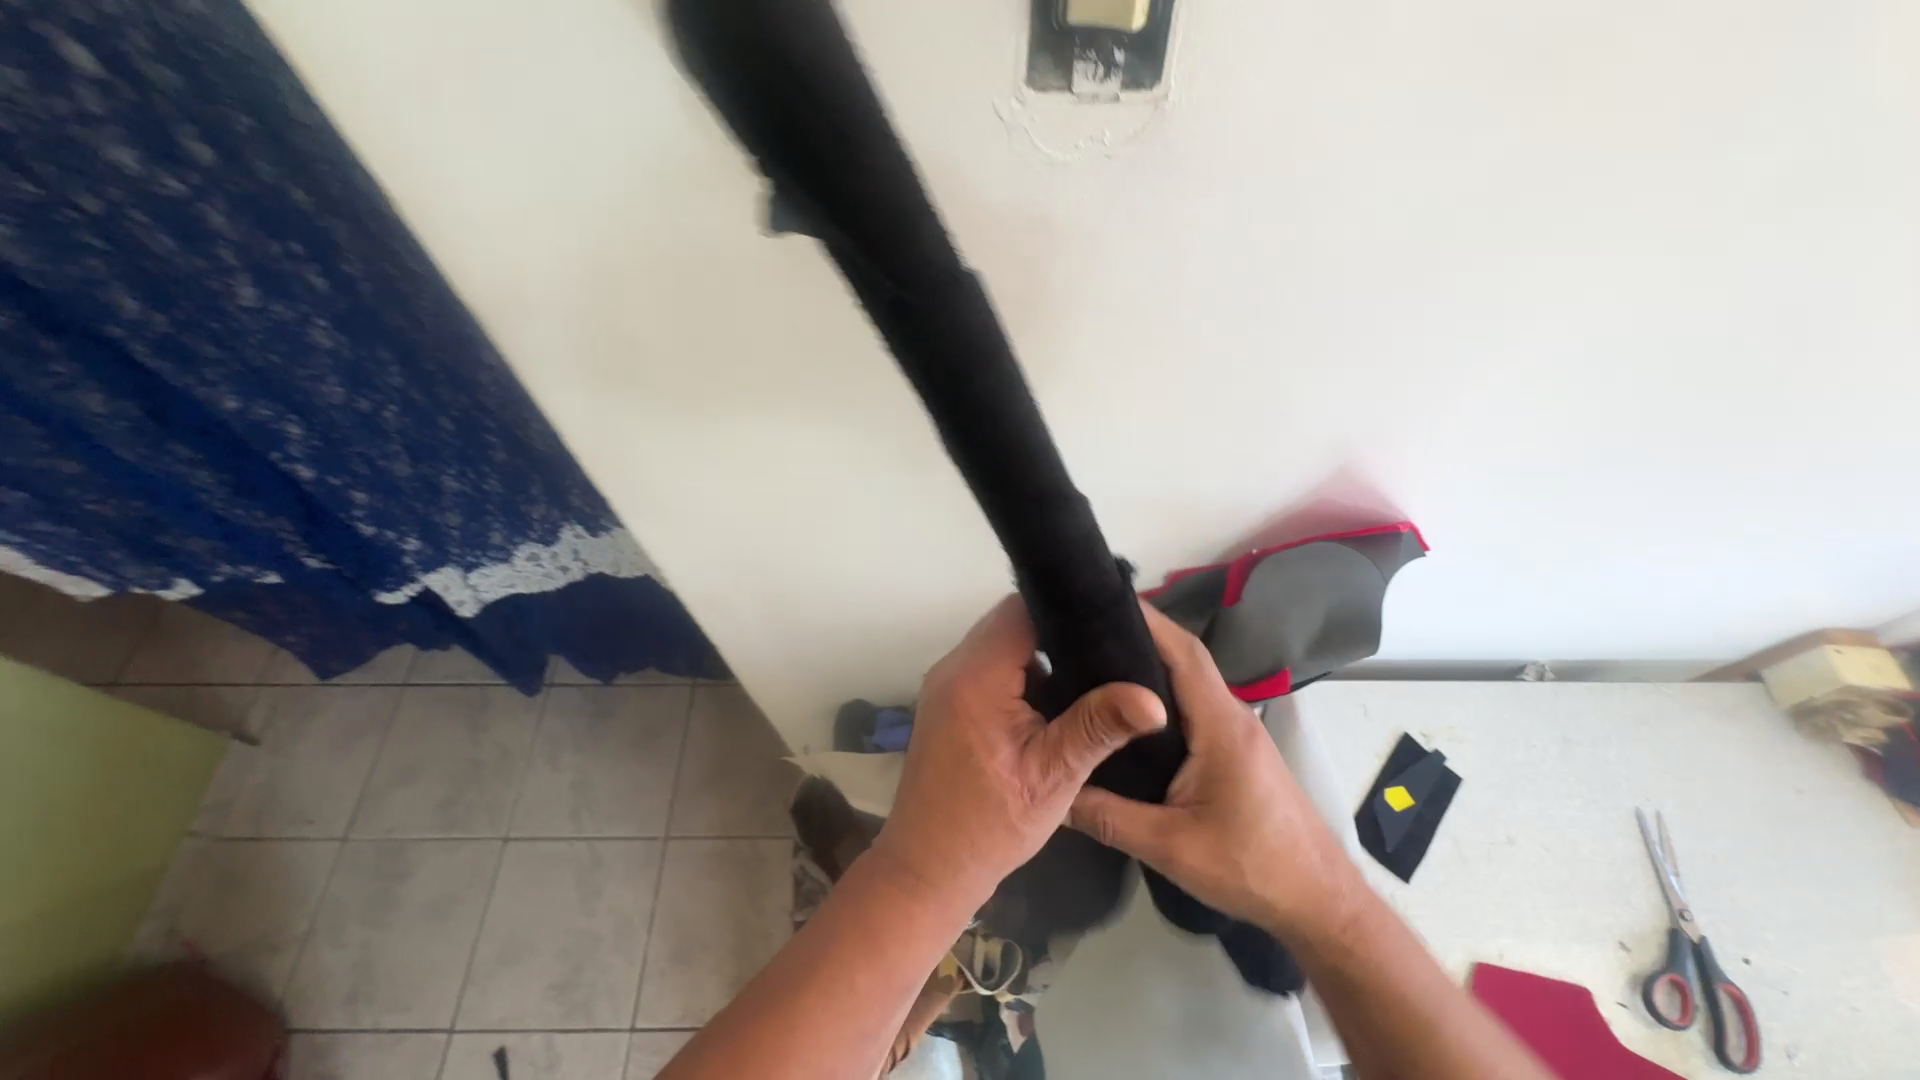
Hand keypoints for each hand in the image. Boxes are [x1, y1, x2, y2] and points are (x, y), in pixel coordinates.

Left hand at [869, 595, 1167, 908]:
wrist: (928, 869)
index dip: (1065, 611)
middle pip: (1009, 624)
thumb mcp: (1054, 776)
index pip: (1021, 611)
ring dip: (1038, 658)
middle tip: (1106, 654)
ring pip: (999, 647)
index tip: (1108, 625)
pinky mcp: (946, 705)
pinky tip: (1054, 704)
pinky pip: (987, 670)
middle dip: (1056, 634)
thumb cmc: (991, 824)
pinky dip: (1019, 678)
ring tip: (1089, 675)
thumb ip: (1099, 727)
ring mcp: (945, 686)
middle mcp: (953, 669)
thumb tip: (1153, 698)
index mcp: (976, 677)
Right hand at [1068, 602, 1364, 941]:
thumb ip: (1108, 818)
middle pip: (1183, 660)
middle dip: (1137, 638)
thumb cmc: (1252, 866)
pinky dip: (1161, 699)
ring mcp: (1238, 733)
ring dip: (1149, 670)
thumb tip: (1053, 795)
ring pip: (1189, 686)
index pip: (1183, 652)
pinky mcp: (1237, 753)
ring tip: (1093, 669)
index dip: (1146, 620)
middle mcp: (1232, 716)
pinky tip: (1128, 718)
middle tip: (1079, 636)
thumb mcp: (1170, 847)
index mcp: (1220, 723)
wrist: (1319, 902)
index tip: (1101, 602)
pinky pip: (1194, 709)